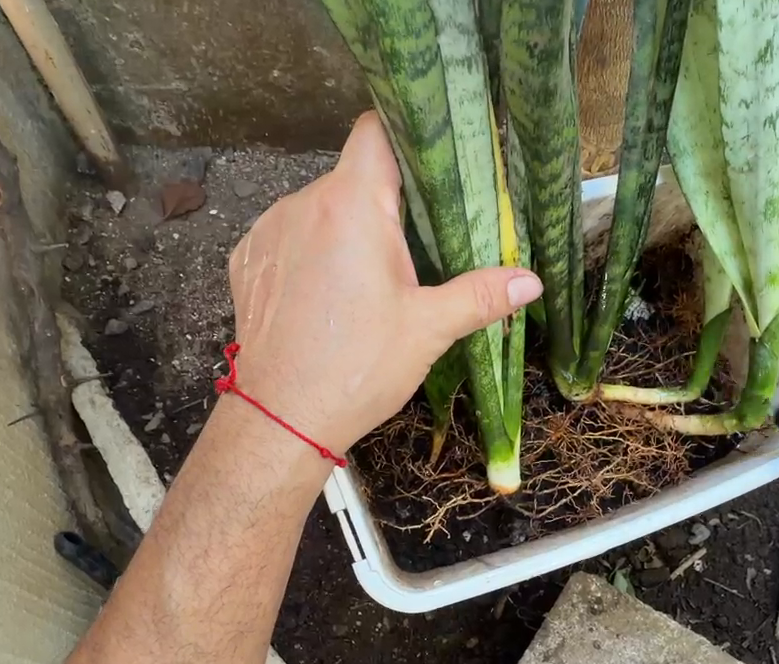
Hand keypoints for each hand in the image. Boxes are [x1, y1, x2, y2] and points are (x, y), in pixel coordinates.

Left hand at [219, 112, 541, 457]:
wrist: (283, 418)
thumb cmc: (358, 369)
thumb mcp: (429, 331)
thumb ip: (480, 296)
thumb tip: (530, 282)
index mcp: (352, 206)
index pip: (376, 131)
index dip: (406, 136)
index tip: (432, 165)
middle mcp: (303, 203)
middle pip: (353, 178)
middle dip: (387, 205)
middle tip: (418, 249)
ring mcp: (269, 230)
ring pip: (321, 210)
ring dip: (348, 232)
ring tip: (370, 284)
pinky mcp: (248, 260)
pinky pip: (290, 238)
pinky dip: (312, 255)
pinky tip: (329, 298)